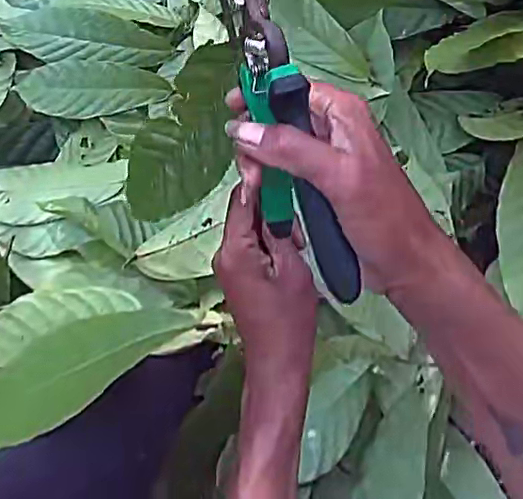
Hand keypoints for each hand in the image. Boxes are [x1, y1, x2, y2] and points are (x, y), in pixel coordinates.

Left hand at [217, 165, 314, 498]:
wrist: (279, 365)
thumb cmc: (289, 319)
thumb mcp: (293, 267)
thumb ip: (278, 227)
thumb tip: (271, 193)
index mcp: (234, 248)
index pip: (242, 197)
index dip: (259, 176)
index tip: (277, 157)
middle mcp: (224, 251)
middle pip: (244, 209)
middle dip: (270, 203)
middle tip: (298, 208)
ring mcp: (229, 263)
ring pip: (249, 225)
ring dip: (272, 221)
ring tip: (298, 233)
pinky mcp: (238, 273)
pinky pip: (251, 241)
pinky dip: (268, 237)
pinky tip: (291, 244)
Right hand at [225, 81, 445, 295]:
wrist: (407, 265)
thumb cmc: (384, 217)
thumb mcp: (337, 177)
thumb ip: (291, 149)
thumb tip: (243, 129)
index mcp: (342, 111)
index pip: (293, 86)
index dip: (261, 92)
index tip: (232, 107)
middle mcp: (331, 126)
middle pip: (279, 114)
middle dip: (256, 133)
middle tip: (247, 165)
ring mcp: (324, 155)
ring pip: (276, 142)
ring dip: (259, 159)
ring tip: (255, 184)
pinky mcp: (317, 181)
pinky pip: (282, 168)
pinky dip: (268, 177)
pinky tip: (263, 192)